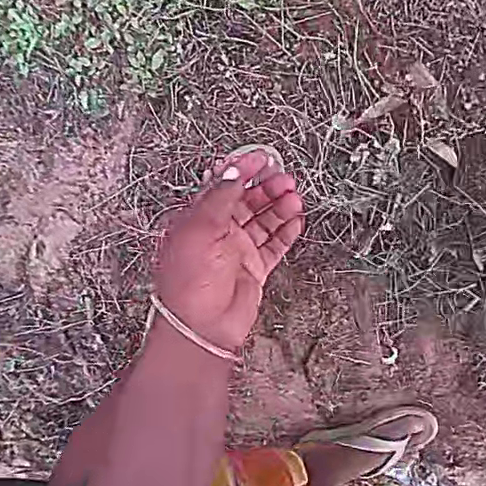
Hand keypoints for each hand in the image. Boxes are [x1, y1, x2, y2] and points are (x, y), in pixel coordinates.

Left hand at [153, 148, 304, 351]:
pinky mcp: (254, 268)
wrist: (202, 327)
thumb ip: (220, 198)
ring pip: (263, 220)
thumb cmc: (190, 284)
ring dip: (279, 207)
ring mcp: (237, 250)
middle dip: (267, 187)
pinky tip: (295, 220)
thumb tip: (232, 173)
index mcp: (199, 220)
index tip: (261, 158)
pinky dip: (286, 231)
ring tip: (294, 198)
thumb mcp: (200, 230)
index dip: (243, 170)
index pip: (223, 186)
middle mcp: (218, 233)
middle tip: (285, 179)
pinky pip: (274, 244)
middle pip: (247, 201)